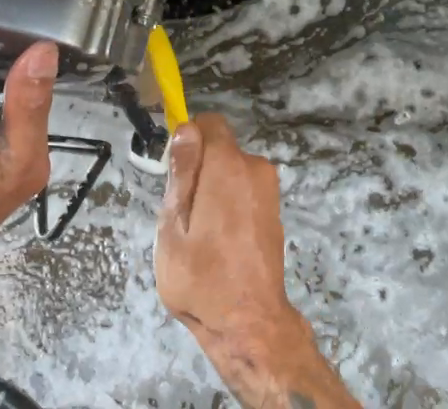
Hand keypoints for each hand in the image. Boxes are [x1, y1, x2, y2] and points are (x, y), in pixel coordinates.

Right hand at [156, 115, 296, 344]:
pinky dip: (229, 207)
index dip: (188, 140)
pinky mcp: (274, 213)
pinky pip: (243, 193)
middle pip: (219, 150)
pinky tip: (219, 243)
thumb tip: (186, 129)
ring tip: (198, 235)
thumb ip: (182, 171)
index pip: (209, 123)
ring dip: (213, 192)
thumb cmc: (201, 275)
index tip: (174, 173)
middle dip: (198, 171)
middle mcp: (255, 168)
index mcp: (229, 164)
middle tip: (181, 215)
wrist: (248, 323)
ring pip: (230, 173)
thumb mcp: (173, 223)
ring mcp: (268, 192)